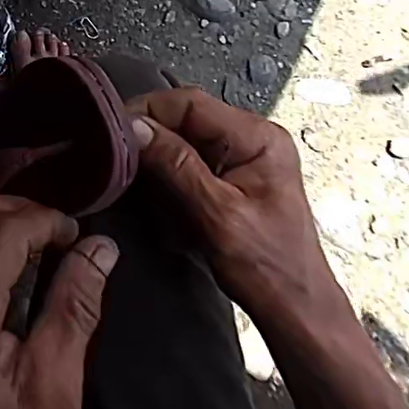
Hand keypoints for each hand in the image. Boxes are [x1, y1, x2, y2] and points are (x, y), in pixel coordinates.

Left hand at [0, 192, 118, 408]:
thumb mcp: (52, 387)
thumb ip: (75, 308)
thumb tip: (101, 249)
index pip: (7, 229)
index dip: (48, 221)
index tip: (77, 237)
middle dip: (24, 210)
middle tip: (59, 237)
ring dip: (3, 218)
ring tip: (40, 248)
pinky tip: (11, 261)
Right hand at [128, 89, 341, 329]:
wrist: (293, 306)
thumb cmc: (268, 267)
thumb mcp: (216, 215)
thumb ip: (176, 166)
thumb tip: (137, 129)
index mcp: (258, 138)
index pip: (189, 103)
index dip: (147, 112)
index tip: (115, 133)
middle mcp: (251, 138)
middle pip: (183, 118)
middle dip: (150, 139)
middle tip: (120, 162)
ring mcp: (240, 156)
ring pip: (179, 139)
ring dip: (156, 161)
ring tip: (139, 184)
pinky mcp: (227, 175)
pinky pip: (185, 161)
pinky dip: (165, 177)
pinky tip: (159, 198)